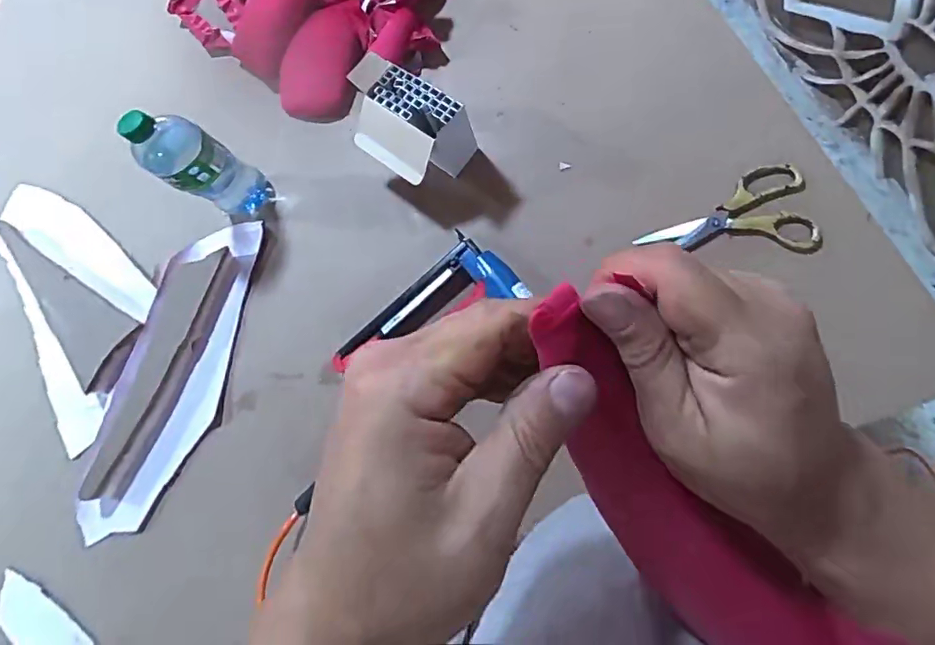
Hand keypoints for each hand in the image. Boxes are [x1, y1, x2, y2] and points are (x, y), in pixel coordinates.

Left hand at [251, 299, 596, 644]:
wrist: (336, 620)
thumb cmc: (407, 579)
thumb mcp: (483, 515)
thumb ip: (531, 433)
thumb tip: (581, 372)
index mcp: (399, 380)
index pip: (486, 322)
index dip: (545, 319)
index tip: (598, 334)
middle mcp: (382, 360)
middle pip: (473, 327)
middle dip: (533, 339)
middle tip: (591, 361)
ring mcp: (377, 374)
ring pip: (461, 343)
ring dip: (512, 357)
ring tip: (567, 379)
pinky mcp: (382, 393)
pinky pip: (443, 365)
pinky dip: (485, 374)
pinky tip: (521, 394)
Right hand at [579, 245, 863, 557]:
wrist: (821, 487)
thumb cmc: (742, 471)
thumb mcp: (675, 425)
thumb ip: (641, 352)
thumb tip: (597, 292)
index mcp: (747, 331)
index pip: (667, 266)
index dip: (619, 276)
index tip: (596, 318)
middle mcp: (766, 296)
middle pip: (676, 264)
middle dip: (634, 290)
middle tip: (620, 342)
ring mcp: (775, 292)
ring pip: (688, 269)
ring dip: (658, 298)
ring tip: (657, 348)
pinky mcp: (773, 295)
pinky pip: (707, 280)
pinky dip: (683, 302)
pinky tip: (688, 342)